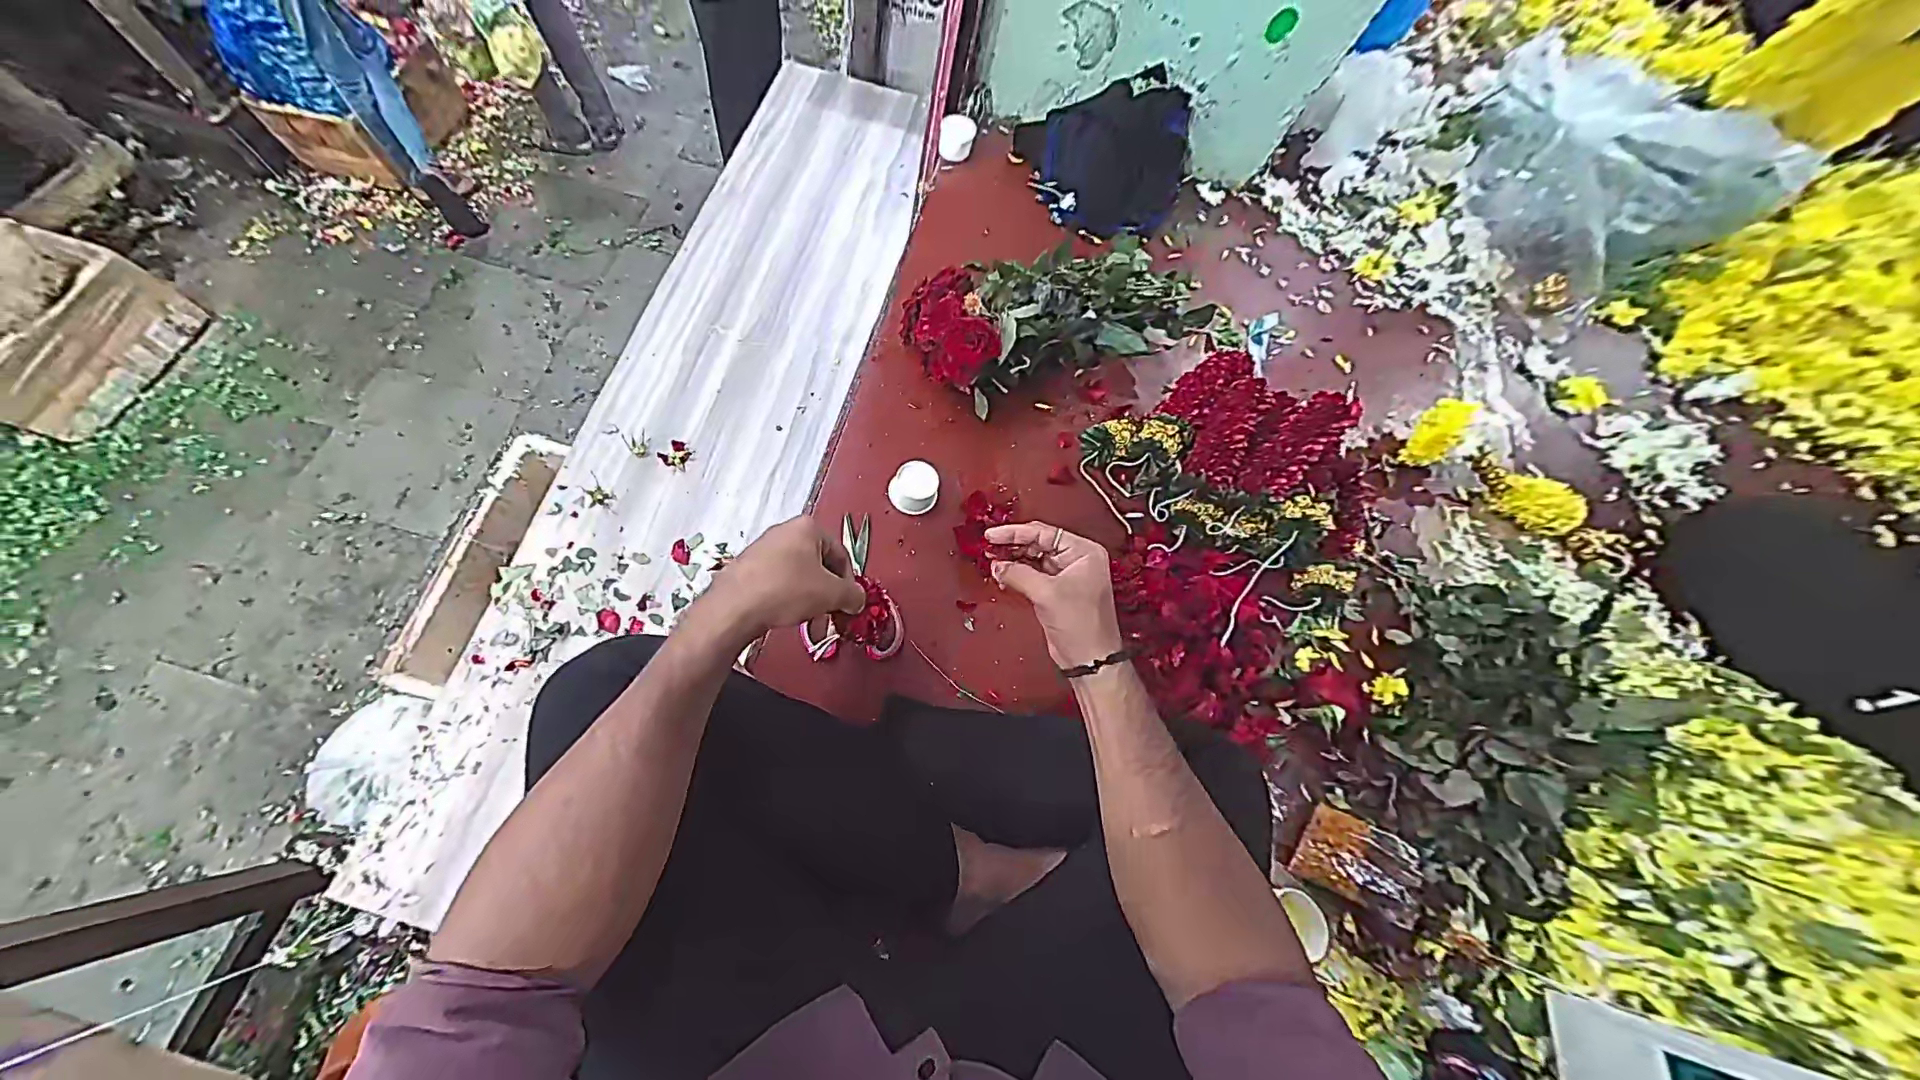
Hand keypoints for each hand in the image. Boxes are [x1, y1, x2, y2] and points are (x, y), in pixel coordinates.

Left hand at [696, 516, 865, 640]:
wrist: (734, 608)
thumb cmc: (786, 591)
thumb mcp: (831, 594)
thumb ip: (853, 595)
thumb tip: (857, 599)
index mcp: (808, 527)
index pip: (841, 555)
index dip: (849, 583)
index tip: (848, 603)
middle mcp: (785, 531)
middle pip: (819, 565)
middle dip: (827, 593)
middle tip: (831, 614)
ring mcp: (763, 548)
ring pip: (799, 575)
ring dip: (810, 599)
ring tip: (810, 622)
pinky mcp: (747, 566)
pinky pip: (778, 581)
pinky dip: (788, 598)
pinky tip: (787, 616)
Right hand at [986, 522, 1123, 669]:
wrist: (1089, 659)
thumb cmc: (1084, 626)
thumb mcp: (1047, 594)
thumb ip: (1019, 574)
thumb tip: (998, 564)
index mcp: (1084, 552)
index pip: (1045, 533)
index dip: (1016, 532)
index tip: (994, 534)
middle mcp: (1077, 560)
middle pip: (1038, 543)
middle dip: (1013, 546)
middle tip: (990, 547)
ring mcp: (1066, 575)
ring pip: (1033, 559)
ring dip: (1013, 561)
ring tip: (992, 560)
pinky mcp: (1056, 591)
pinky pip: (1032, 575)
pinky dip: (1017, 574)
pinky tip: (1002, 574)